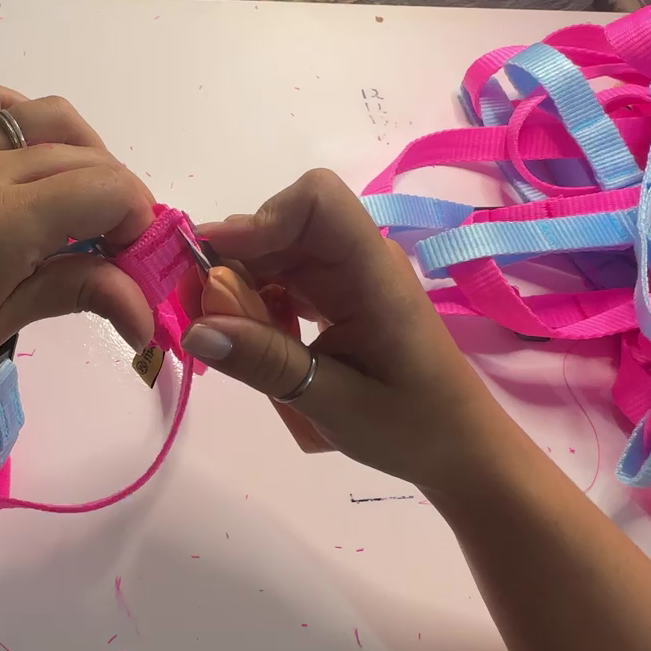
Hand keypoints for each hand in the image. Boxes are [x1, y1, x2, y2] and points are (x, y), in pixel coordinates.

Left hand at [0, 83, 157, 413]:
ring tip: (82, 200)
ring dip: (85, 151)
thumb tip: (150, 316)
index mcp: (2, 221)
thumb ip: (81, 292)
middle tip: (112, 243)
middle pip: (86, 155)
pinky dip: (28, 120)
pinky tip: (35, 157)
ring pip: (49, 116)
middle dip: (117, 195)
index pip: (106, 188)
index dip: (135, 218)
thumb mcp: (7, 320)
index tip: (129, 256)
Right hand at [181, 169, 535, 494]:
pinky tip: (243, 336)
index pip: (317, 201)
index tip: (216, 267)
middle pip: (281, 225)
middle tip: (198, 314)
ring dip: (235, 282)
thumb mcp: (333, 402)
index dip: (262, 220)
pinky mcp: (331, 295)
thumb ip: (265, 363)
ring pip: (272, 251)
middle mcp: (356, 261)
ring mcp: (343, 276)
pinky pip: (278, 277)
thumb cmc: (412, 427)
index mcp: (372, 275)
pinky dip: (249, 299)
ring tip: (216, 331)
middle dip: (232, 259)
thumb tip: (193, 330)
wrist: (457, 449)